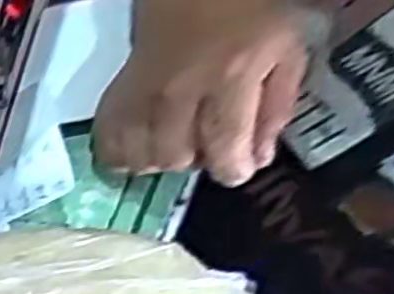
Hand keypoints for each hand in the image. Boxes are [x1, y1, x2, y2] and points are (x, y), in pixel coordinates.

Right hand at [95, 0, 314, 185]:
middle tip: (206, 143)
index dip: (231, 167)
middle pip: (177, 158)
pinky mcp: (109, 115)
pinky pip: (111, 158)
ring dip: (161, 161)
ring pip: (142, 163)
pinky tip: (145, 146)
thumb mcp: (285, 55)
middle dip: (195, 158)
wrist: (190, 3)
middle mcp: (177, 94)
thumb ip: (275, 107)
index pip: (224, 139)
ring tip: (175, 143)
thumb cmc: (245, 25)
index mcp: (230, 74)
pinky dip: (128, 160)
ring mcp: (136, 106)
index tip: (237, 175)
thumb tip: (257, 159)